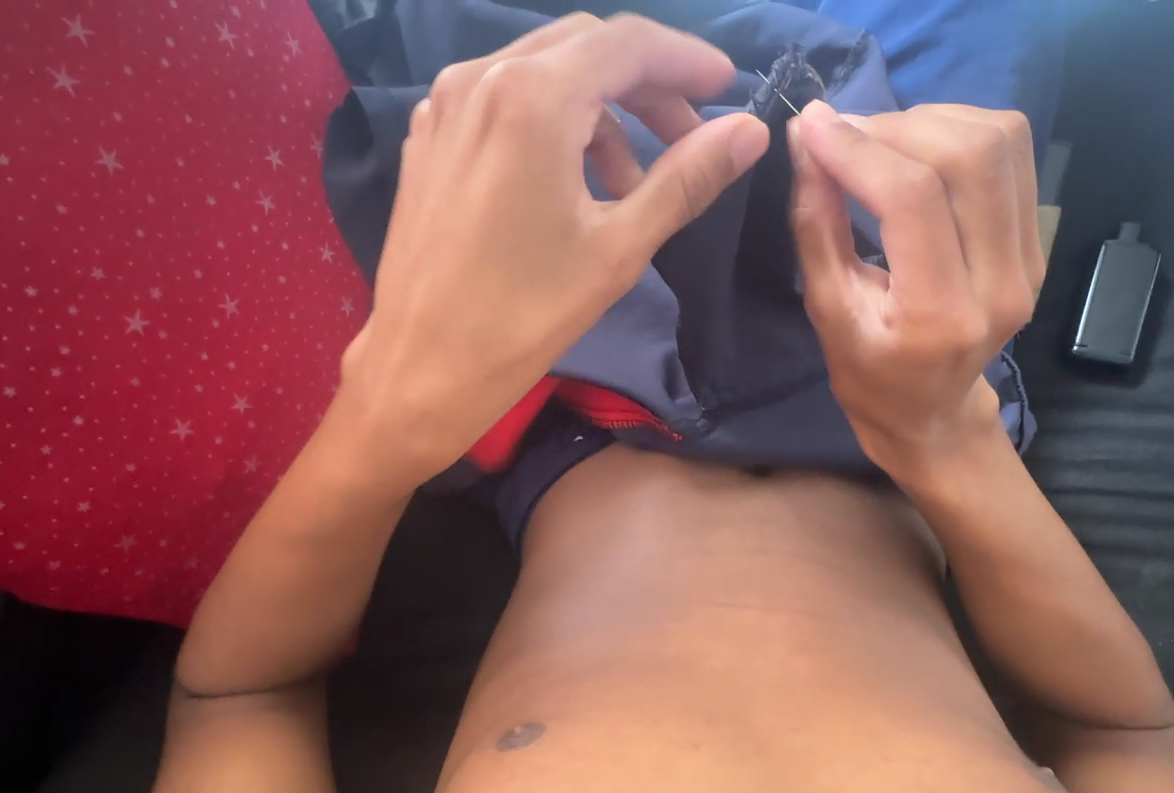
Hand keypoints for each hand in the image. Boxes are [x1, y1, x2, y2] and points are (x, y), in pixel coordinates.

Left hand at [334, 14, 770, 484]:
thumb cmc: (525, 317)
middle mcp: (480, 78)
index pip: (627, 43)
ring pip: (541, 75)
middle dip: (644, 86)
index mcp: (531, 97)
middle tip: (686, 137)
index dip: (685, 60)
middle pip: (583, 50)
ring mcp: (444, 107)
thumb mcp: (618, 248)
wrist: (423, 369)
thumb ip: (685, 180)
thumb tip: (750, 131)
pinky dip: (549, 126)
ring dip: (598, 113)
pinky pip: (502, 105)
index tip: (724, 87)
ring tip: (627, 185)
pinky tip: (566, 183)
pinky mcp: (427, 140)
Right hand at [788, 101, 1044, 476]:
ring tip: (877, 139)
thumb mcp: (826, 311)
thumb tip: (806, 141)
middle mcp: (1002, 283)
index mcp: (941, 316)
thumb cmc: (868, 376)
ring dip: (930, 121)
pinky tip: (916, 147)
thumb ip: (816, 226)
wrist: (930, 411)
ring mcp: (1029, 259)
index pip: (913, 199)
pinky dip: (958, 130)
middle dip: (896, 126)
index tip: (812, 126)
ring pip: (999, 142)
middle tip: (844, 133)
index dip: (859, 149)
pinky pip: (1011, 154)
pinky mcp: (1035, 241)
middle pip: (968, 156)